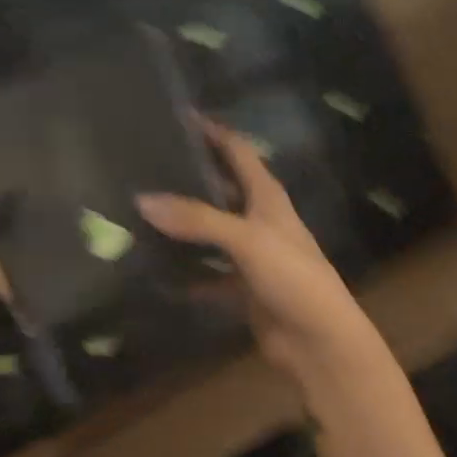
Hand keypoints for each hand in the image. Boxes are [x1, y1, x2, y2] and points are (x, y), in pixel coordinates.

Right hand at [137, 116, 381, 382]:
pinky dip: (185, 275)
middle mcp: (260, 222)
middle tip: (144, 167)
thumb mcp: (247, 239)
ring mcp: (251, 257)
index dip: (212, 132)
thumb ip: (197, 220)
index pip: (238, 152)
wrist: (318, 340)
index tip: (176, 116)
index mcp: (268, 198)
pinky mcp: (243, 290)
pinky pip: (207, 277)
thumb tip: (142, 200)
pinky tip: (155, 271)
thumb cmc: (293, 277)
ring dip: (183, 228)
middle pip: (221, 191)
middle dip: (188, 179)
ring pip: (210, 235)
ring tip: (139, 214)